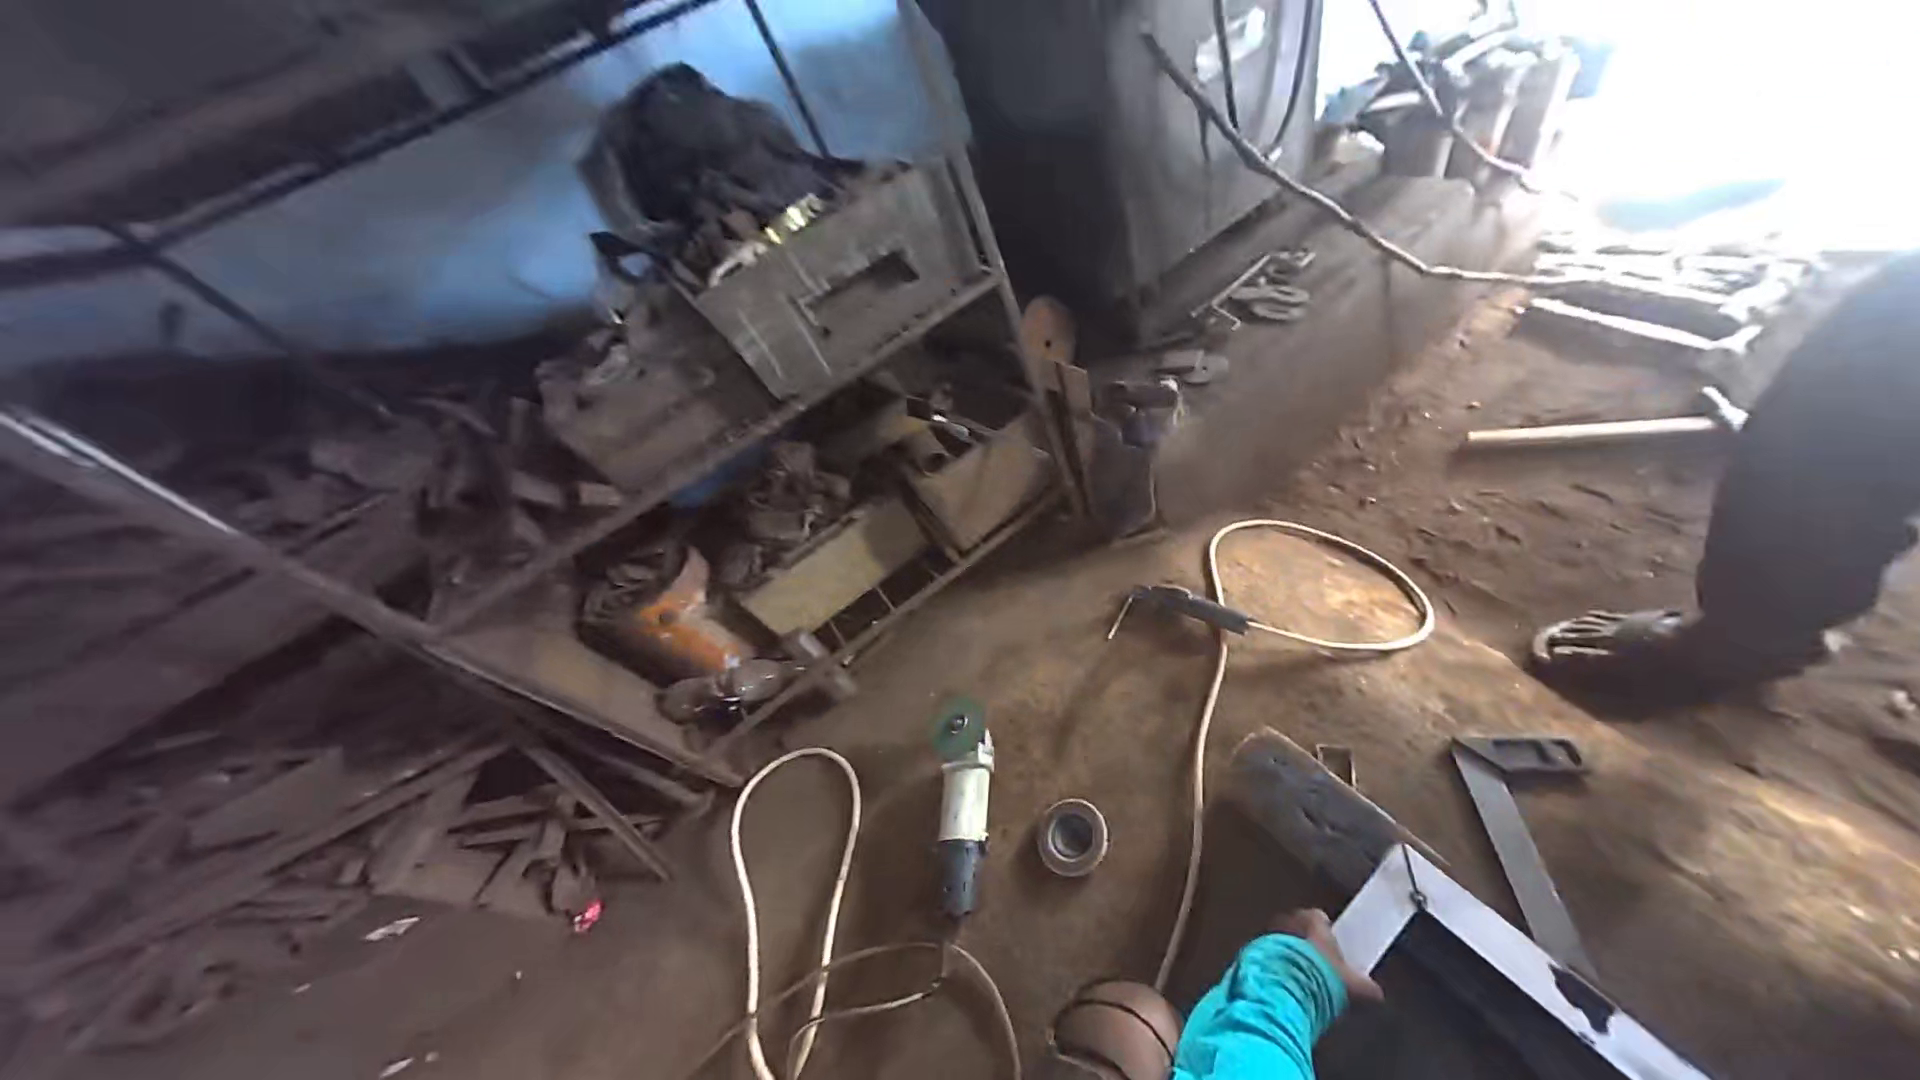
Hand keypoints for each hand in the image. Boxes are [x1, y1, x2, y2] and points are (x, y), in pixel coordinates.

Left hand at [1270, 908, 1383, 1002]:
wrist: (1283, 986)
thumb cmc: (1322, 978)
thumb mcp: (1355, 987)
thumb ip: (1368, 987)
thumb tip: (1375, 993)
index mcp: (1312, 918)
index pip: (1323, 920)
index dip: (1330, 938)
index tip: (1335, 955)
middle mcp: (1288, 916)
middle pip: (1302, 929)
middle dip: (1309, 946)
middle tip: (1319, 970)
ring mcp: (1269, 929)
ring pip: (1284, 939)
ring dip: (1291, 954)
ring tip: (1302, 980)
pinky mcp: (1255, 944)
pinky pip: (1270, 951)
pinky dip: (1277, 962)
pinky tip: (1286, 982)